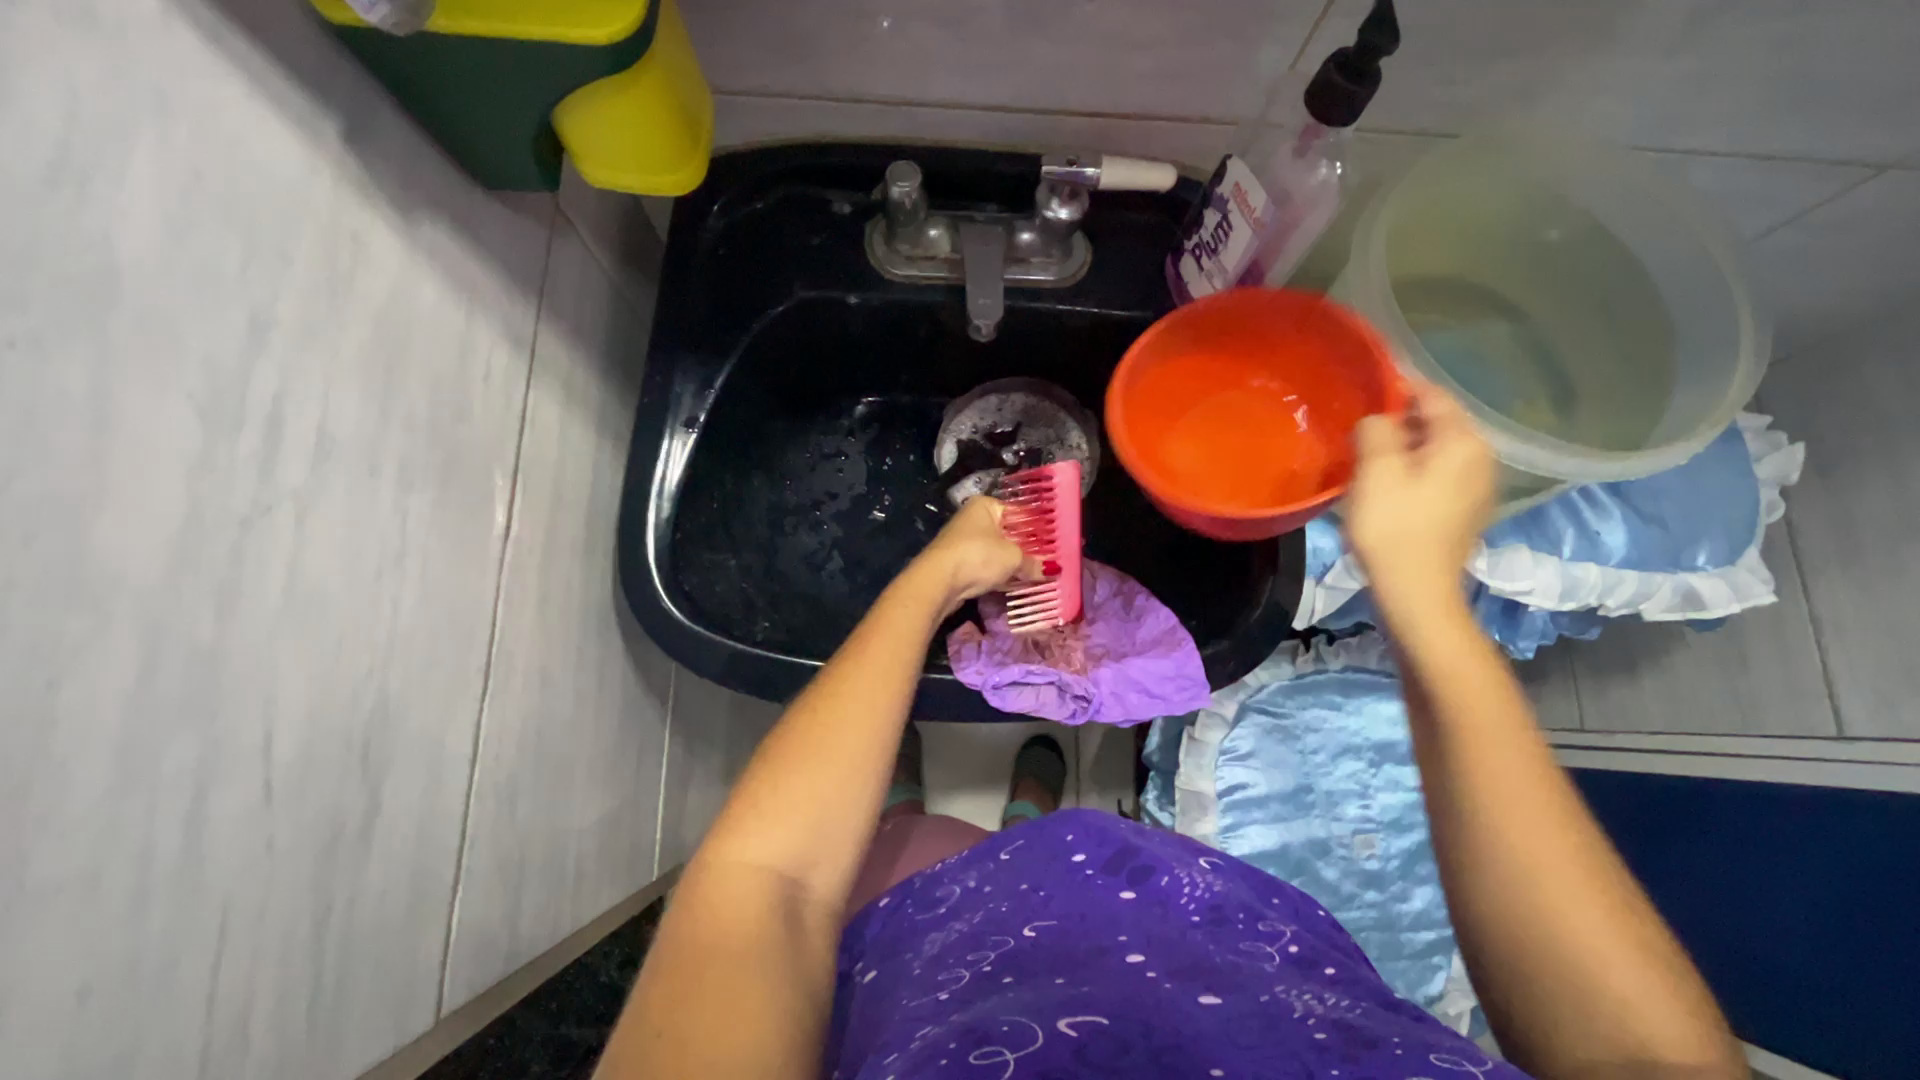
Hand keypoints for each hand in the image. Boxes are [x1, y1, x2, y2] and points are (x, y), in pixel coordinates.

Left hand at [914, 497, 1043, 612]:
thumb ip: (1035, 563)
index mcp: (985, 505)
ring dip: (1016, 565)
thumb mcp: (1013, 558)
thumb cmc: (978, 556)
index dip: (1039, 527)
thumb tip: (1054, 570)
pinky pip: (988, 568)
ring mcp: (964, 543)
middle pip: (1009, 534)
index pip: (1020, 512)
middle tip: (1052, 560)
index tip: (1057, 540)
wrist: (938, 581)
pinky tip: (1019, 585)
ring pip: (998, 553)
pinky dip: (1002, 575)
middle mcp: (973, 519)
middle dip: (1028, 549)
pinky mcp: (960, 565)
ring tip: (1040, 575)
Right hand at [1344, 381, 1495, 604]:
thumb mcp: (1375, 470)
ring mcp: (1479, 487)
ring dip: (1407, 447)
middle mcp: (1482, 457)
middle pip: (1439, 422)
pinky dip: (1417, 470)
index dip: (1399, 386)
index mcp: (1463, 441)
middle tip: (1361, 427)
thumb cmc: (1393, 527)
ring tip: (1370, 455)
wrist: (1417, 592)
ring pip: (1439, 450)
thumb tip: (1378, 419)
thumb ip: (1377, 428)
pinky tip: (1390, 485)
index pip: (1433, 395)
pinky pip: (1441, 474)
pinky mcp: (1468, 511)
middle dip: (1402, 419)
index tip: (1365, 389)